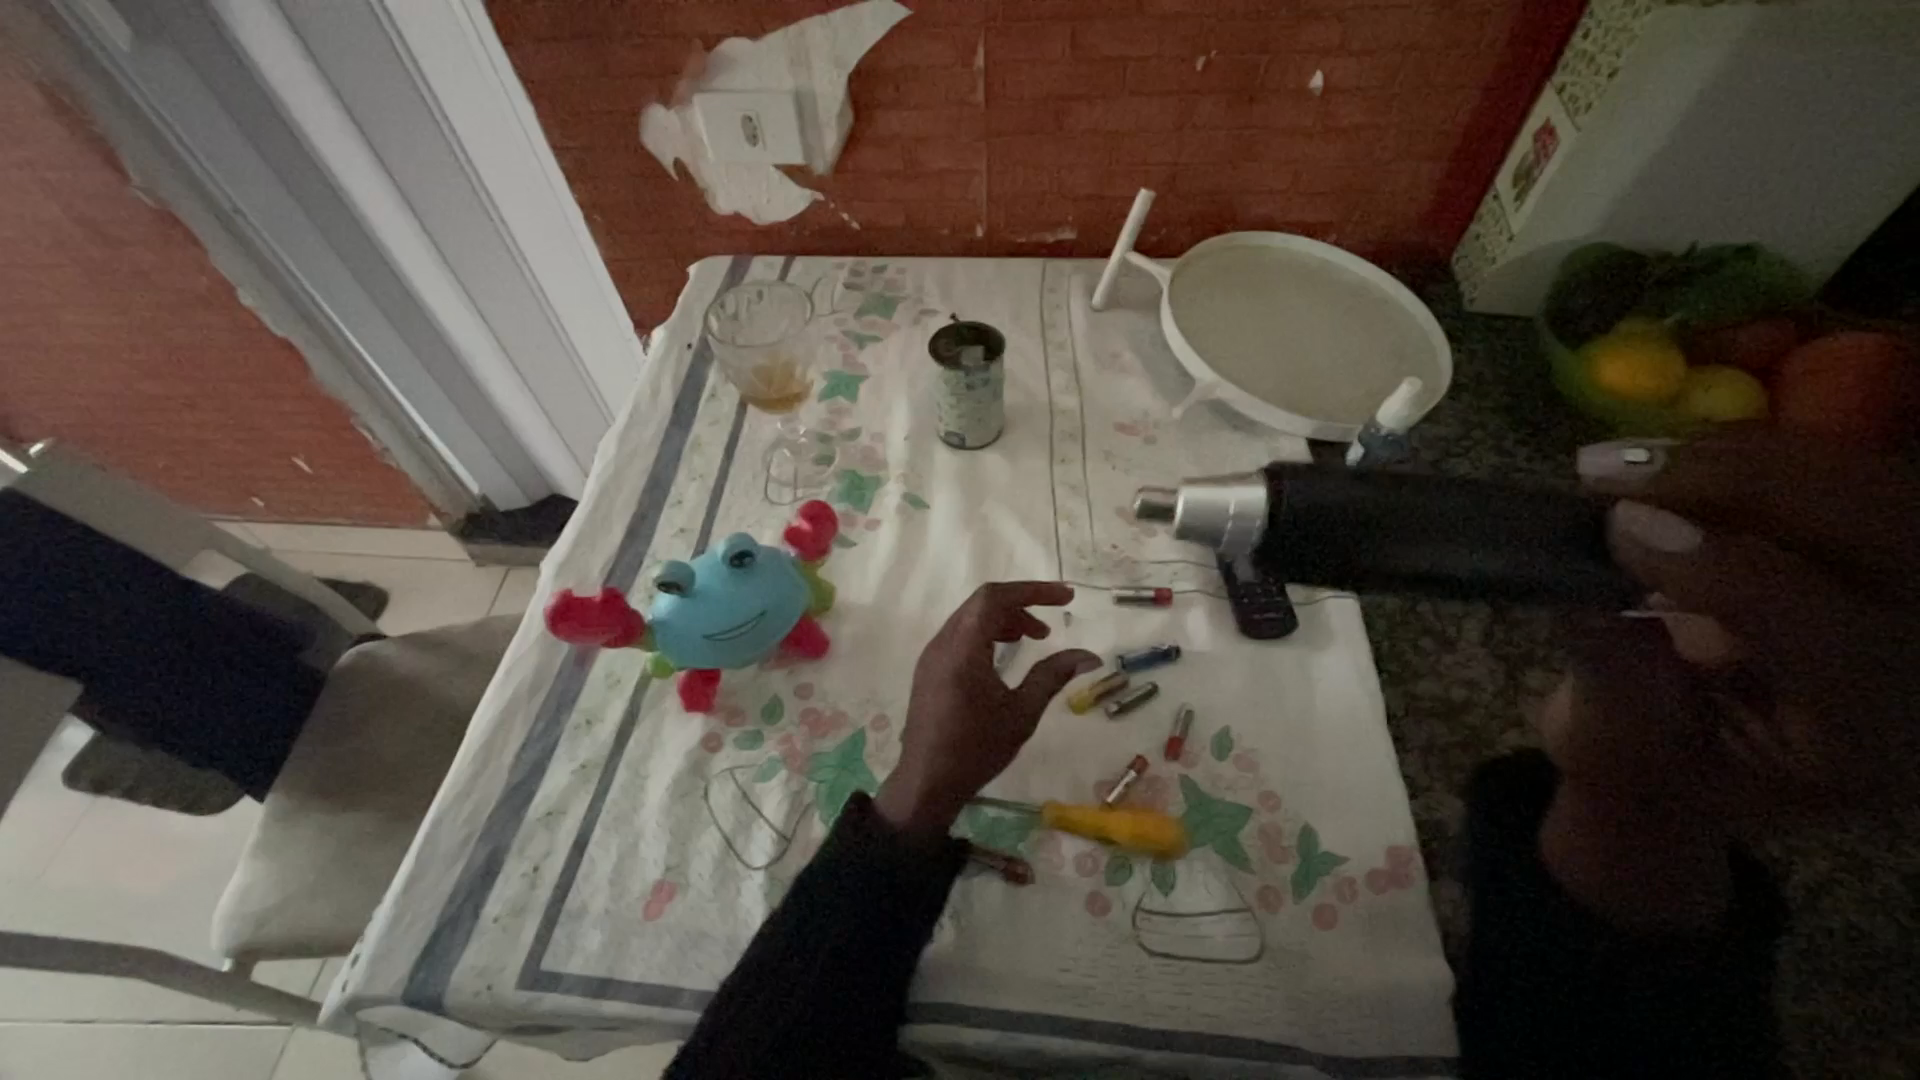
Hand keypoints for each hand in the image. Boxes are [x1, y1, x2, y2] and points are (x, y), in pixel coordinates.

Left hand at [874, 582, 1099, 839]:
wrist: (927, 782)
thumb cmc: (976, 749)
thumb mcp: (1021, 713)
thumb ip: (1052, 676)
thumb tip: (1089, 655)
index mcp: (962, 649)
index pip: (995, 598)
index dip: (1033, 591)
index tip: (1067, 598)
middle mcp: (942, 644)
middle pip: (982, 603)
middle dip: (1021, 604)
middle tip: (1051, 624)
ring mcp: (932, 655)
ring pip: (970, 617)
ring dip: (1004, 619)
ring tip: (1034, 638)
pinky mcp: (930, 669)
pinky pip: (960, 635)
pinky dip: (986, 633)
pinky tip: (1005, 654)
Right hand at [1571, 432, 1919, 814]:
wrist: (1711, 747)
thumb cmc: (1658, 760)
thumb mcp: (1618, 747)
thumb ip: (1612, 682)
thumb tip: (1581, 600)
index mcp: (1869, 738)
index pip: (1823, 636)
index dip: (1717, 568)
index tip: (1613, 525)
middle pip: (1883, 537)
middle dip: (1737, 485)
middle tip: (1615, 470)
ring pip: (1875, 486)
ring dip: (1740, 458)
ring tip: (1632, 457)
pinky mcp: (1895, 547)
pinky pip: (1851, 471)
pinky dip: (1756, 453)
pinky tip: (1674, 456)